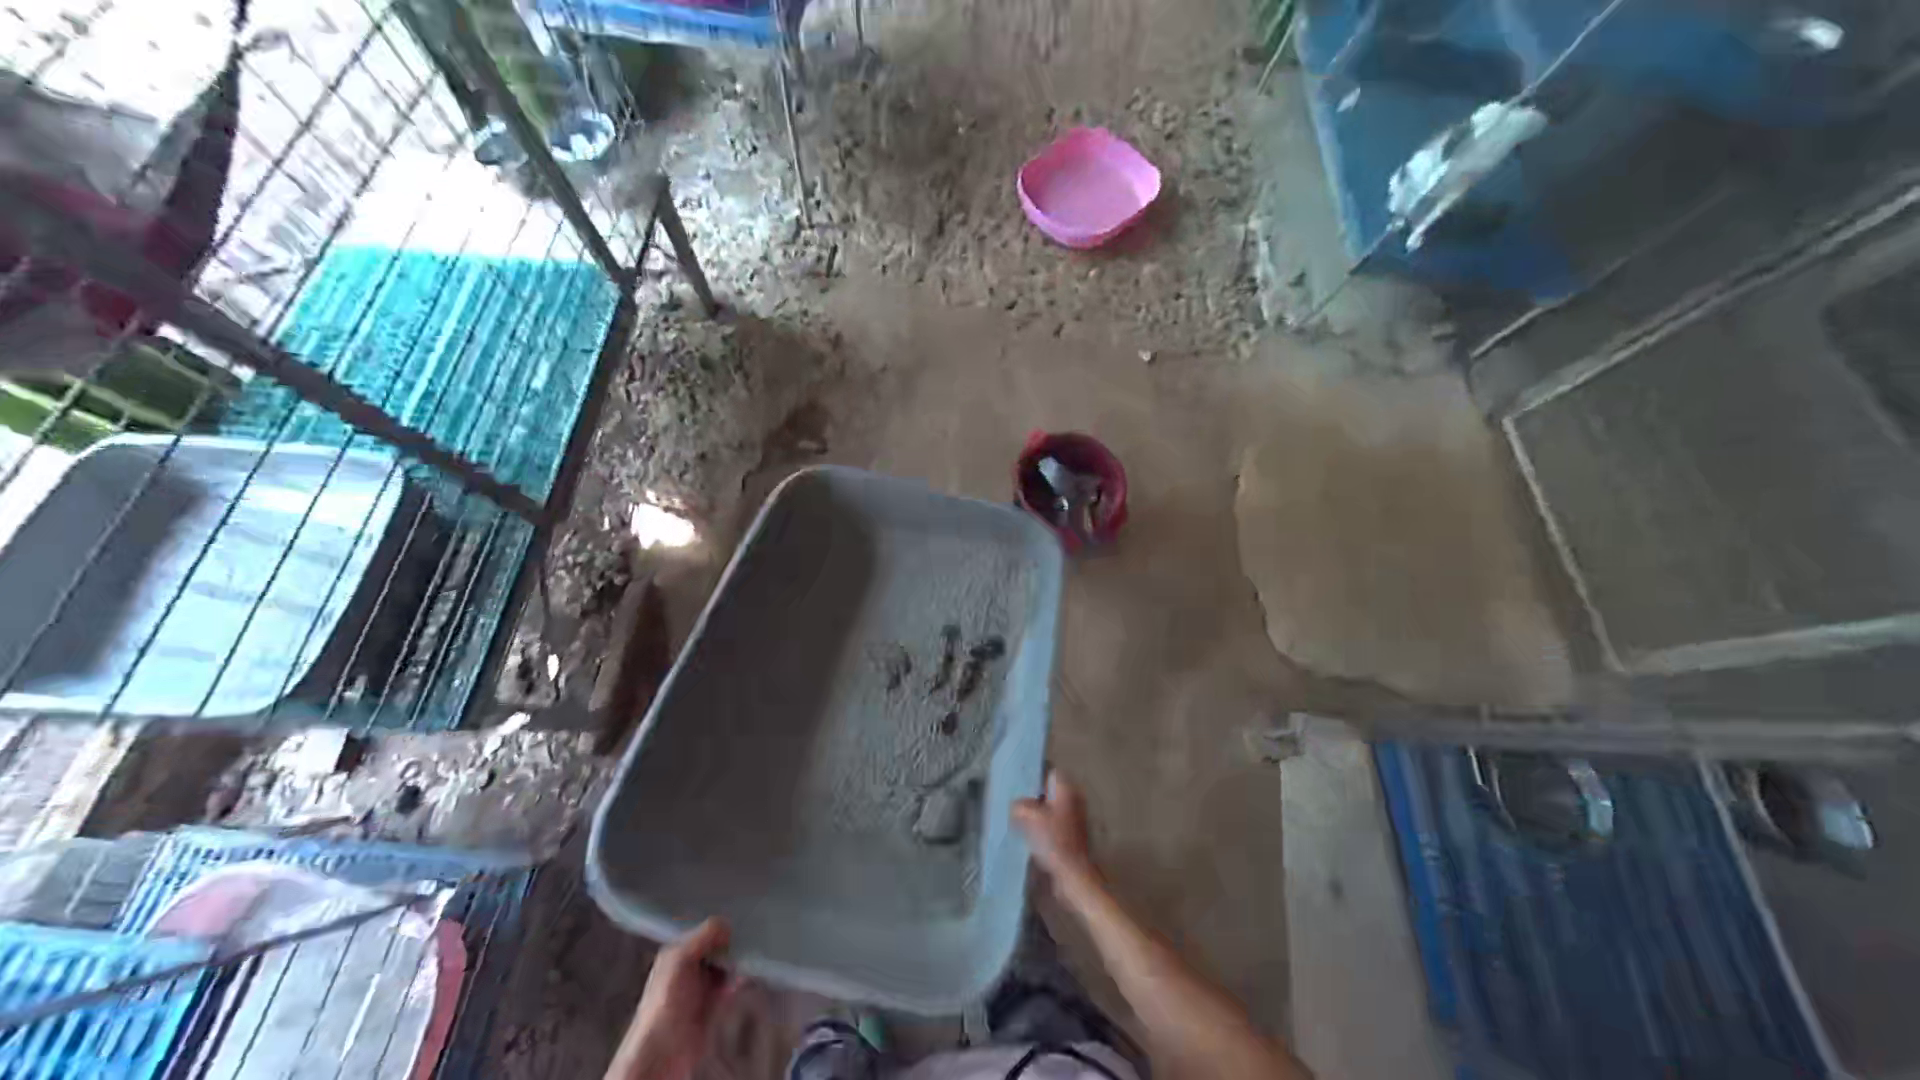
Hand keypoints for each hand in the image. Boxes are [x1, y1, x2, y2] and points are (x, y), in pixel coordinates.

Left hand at [607, 917, 735, 1079]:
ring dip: (739, 961)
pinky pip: (732, 984)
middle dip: (733, 942)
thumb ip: (703, 937)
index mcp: (676, 953)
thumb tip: (727, 924)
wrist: (663, 1055)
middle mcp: (689, 966)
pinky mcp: (713, 1004)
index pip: (702, 929)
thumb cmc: (665, 1005)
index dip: (719, 926)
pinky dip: (741, 979)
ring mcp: (701, 986)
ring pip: (727, 964)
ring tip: (751, 956)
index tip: (738, 920)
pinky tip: (746, 976)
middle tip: (749, 938)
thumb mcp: (680, 960)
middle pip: (717, 946)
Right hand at [1012, 770, 1099, 889]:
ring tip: (1017, 819)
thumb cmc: (1055, 840)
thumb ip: (1020, 805)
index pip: (1051, 772)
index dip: (1035, 775)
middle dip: (1033, 796)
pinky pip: (1053, 825)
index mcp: (1067, 791)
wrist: (1073, 874)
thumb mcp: (1031, 818)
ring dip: (1037, 813)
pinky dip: (1042, 827)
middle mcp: (1074, 801)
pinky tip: (1028, 836)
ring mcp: (1075, 820)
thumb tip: (1015, 805)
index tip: (1020, 782)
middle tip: (1015, 800)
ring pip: (1051, 809)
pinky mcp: (1072, 837)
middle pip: (1051, 791)